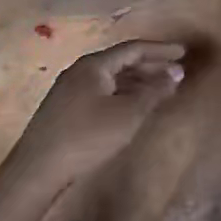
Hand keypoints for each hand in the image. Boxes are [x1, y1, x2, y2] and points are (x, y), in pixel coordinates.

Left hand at [3, 40, 186, 186]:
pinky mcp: (65, 110)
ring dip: (138, 82)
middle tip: (176, 74)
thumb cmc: (87, 136)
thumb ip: (155, 90)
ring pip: (112, 78)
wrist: (37, 171)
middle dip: (151, 67)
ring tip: (161, 91)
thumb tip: (176, 73)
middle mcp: (79, 72)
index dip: (161, 50)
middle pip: (121, 62)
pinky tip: (134, 107)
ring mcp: (69, 91)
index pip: (133, 49)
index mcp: (93, 66)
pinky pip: (102, 91)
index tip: (183, 53)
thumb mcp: (129, 113)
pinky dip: (124, 94)